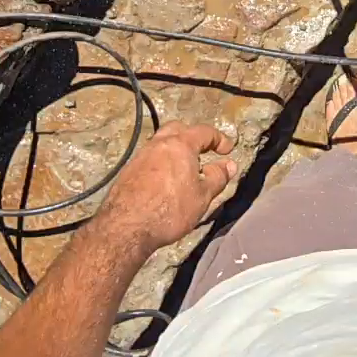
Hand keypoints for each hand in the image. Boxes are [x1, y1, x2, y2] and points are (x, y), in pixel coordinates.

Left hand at [90, 123, 237, 255]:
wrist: (127, 227)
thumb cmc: (169, 210)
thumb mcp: (202, 196)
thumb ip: (217, 177)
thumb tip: (228, 165)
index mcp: (180, 145)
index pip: (204, 132)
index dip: (220, 139)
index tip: (227, 149)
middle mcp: (159, 144)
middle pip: (179, 129)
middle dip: (193, 137)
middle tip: (204, 152)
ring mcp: (141, 156)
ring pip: (162, 144)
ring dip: (176, 151)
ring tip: (186, 171)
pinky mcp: (129, 170)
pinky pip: (150, 159)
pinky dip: (162, 164)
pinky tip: (166, 184)